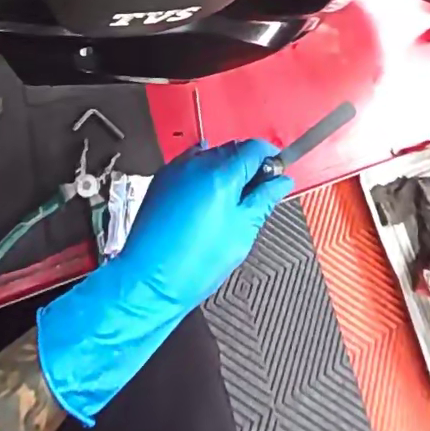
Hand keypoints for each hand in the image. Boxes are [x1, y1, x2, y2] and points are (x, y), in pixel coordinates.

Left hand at [36, 140, 292, 424]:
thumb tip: (282, 182)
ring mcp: (177, 169)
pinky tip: (207, 202)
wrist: (148, 283)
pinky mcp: (163, 179)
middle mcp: (197, 163)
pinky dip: (204, 175)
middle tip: (257, 193)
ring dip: (227, 169)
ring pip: (212, 154)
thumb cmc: (192, 265)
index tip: (277, 172)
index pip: (255, 147)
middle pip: (234, 148)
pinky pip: (191, 165)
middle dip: (250, 165)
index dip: (271, 157)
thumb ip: (265, 199)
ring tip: (230, 203)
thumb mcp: (242, 232)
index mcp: (221, 174)